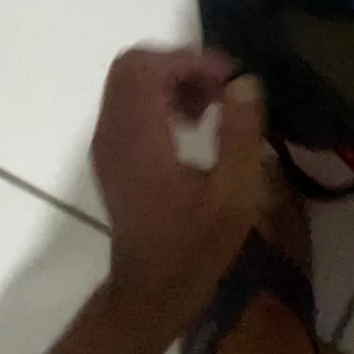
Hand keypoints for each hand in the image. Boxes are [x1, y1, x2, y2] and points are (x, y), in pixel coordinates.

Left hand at [91, 47, 265, 311]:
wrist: (150, 292)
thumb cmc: (197, 246)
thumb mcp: (235, 194)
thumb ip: (241, 133)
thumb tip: (246, 81)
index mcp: (140, 141)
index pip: (146, 68)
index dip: (192, 61)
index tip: (232, 81)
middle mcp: (113, 134)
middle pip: (133, 66)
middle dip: (183, 65)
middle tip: (223, 89)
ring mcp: (107, 143)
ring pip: (131, 81)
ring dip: (175, 80)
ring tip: (216, 107)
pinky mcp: (112, 152)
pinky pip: (131, 101)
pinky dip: (164, 97)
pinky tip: (197, 124)